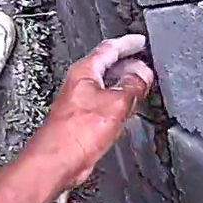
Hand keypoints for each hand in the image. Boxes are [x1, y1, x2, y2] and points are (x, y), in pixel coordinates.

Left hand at [24, 34, 155, 188]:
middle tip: (145, 66)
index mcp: (85, 72)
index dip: (128, 44)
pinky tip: (125, 110)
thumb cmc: (74, 133)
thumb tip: (143, 75)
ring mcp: (79, 103)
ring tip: (140, 86)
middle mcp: (80, 85)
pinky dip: (117, 103)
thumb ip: (132, 86)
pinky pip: (103, 104)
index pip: (109, 48)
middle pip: (107, 66)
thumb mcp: (115, 103)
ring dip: (123, 85)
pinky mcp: (81, 121)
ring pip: (105, 86)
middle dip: (128, 65)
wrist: (57, 160)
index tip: (141, 42)